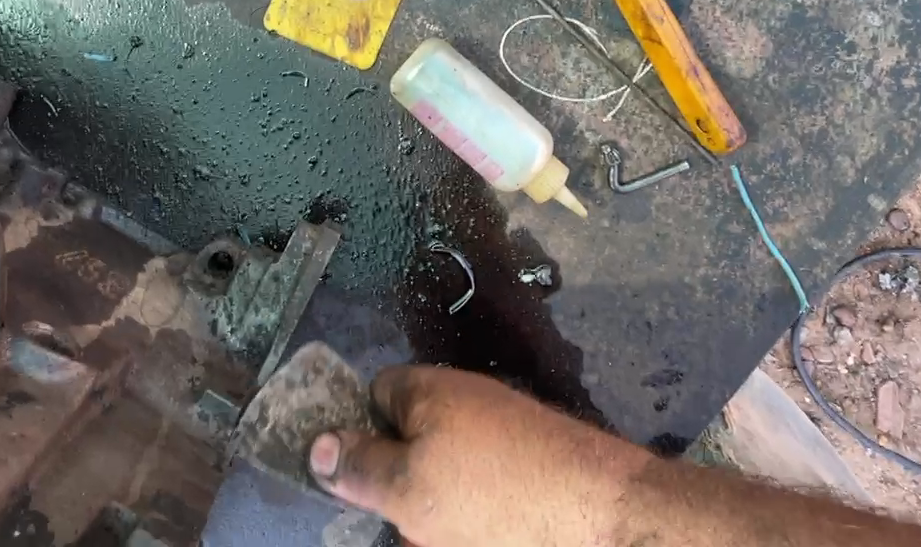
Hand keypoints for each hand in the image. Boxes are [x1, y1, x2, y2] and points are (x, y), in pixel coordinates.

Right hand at [309, 365, 652, 546]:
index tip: (363, 483)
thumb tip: (314, 444)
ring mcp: (502, 430)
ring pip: (448, 471)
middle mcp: (465, 399)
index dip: (362, 434)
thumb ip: (361, 467)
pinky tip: (482, 534)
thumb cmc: (494, 494)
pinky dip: (477, 516)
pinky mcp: (531, 462)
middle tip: (411, 529)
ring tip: (451, 537)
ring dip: (441, 511)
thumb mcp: (411, 489)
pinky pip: (484, 487)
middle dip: (404, 487)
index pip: (375, 394)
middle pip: (411, 438)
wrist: (606, 514)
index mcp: (428, 388)